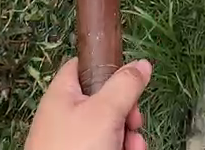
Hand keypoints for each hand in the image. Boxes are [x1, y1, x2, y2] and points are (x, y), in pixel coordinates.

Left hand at [24, 58, 151, 149]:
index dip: (108, 67)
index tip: (128, 81)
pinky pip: (103, 146)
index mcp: (62, 93)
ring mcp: (70, 141)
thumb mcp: (105, 111)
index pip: (84, 66)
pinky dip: (120, 148)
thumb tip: (142, 64)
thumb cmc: (76, 148)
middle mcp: (64, 115)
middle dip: (126, 110)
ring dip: (127, 134)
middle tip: (134, 122)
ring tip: (134, 146)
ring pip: (107, 127)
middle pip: (103, 100)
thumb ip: (125, 85)